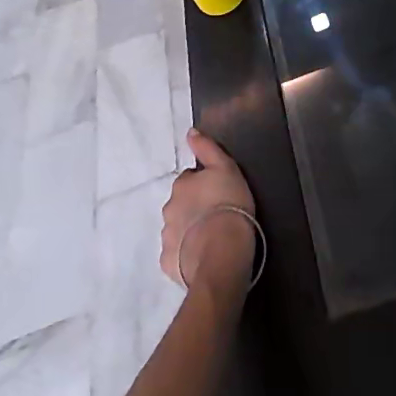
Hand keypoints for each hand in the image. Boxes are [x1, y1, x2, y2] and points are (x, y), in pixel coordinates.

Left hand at [159, 130, 256, 295]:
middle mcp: (169, 209)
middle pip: (180, 205)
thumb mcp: (226, 168)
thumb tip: (190, 132)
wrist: (222, 252)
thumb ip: (207, 148)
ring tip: (211, 240)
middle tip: (216, 217)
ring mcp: (167, 237)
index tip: (217, 194)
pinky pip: (176, 256)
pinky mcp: (169, 262)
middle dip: (193, 209)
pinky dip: (185, 255)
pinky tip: (201, 258)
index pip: (189, 181)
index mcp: (181, 186)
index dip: (203, 186)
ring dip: (190, 232)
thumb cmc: (228, 205)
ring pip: (177, 230)